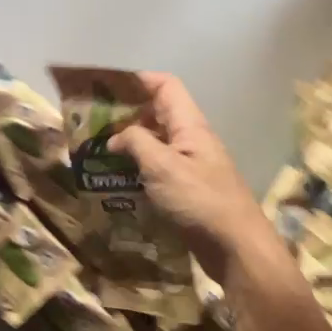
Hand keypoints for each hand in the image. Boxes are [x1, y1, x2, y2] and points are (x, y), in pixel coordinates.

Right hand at [111, 73, 276, 281]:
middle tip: (94, 121)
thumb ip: (136, 142)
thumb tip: (116, 138)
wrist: (237, 251)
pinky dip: (138, 168)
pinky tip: (118, 179)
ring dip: (130, 143)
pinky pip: (159, 168)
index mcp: (190, 125)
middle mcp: (192, 140)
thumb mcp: (161, 167)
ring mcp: (192, 165)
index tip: (107, 87)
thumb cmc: (200, 200)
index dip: (138, 80)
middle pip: (158, 112)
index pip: (165, 85)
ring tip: (99, 150)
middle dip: (126, 113)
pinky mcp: (188, 190)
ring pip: (156, 142)